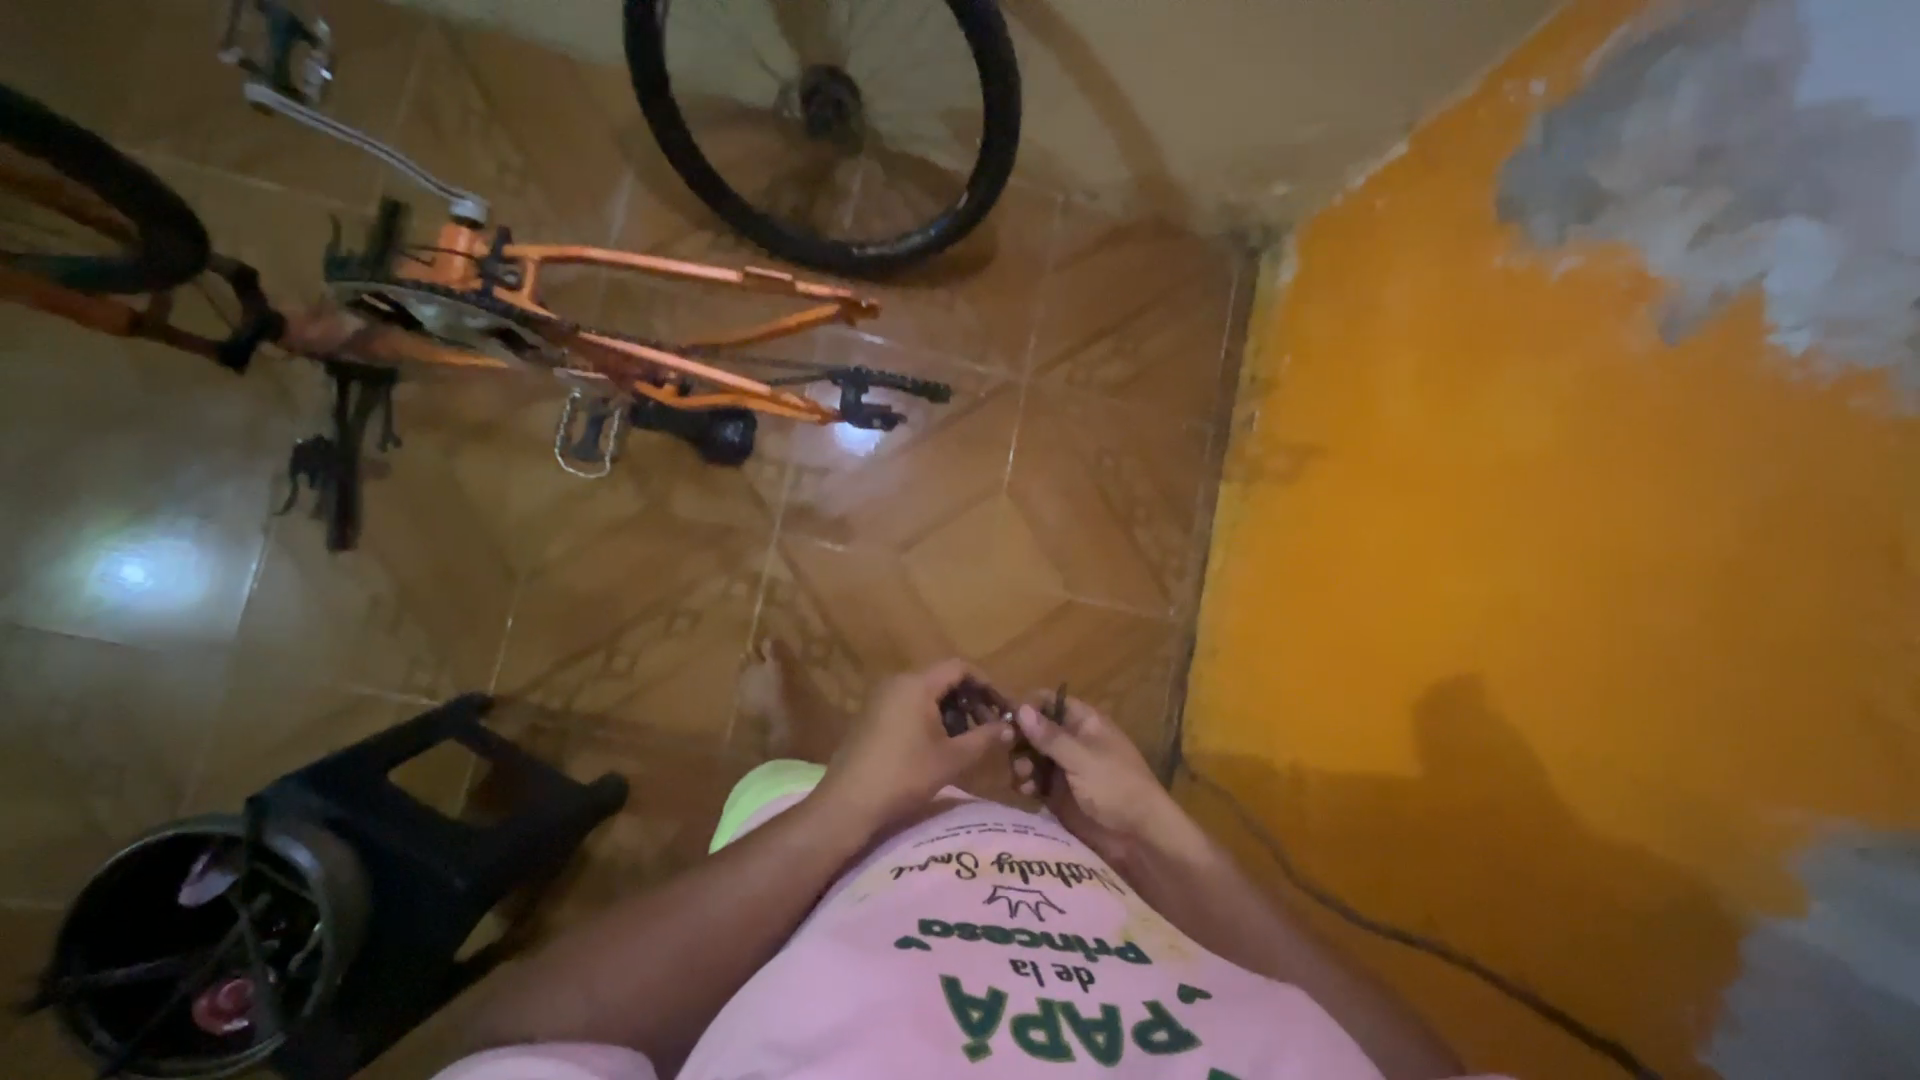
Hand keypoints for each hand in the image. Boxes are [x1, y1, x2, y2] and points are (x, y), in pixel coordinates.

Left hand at [815, 660, 1013, 833]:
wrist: (849, 802)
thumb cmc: (905, 775)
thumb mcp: (952, 758)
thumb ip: (985, 738)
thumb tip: (1010, 727)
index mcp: (917, 684)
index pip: (959, 667)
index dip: (986, 684)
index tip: (1002, 707)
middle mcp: (897, 682)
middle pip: (942, 679)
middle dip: (970, 700)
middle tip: (989, 727)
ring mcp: (880, 699)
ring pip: (925, 694)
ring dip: (951, 711)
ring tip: (967, 739)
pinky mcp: (871, 716)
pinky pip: (908, 705)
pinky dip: (929, 717)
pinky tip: (939, 745)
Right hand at [1013, 695, 1180, 861]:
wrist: (1139, 836)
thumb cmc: (1116, 787)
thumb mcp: (1083, 758)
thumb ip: (1050, 736)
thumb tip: (1020, 707)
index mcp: (1085, 724)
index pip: (1051, 702)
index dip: (1029, 706)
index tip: (1007, 716)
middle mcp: (1073, 742)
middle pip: (1037, 730)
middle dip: (1021, 738)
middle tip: (1007, 748)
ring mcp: (1066, 769)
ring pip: (1033, 756)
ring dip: (1022, 762)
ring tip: (1021, 775)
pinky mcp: (1060, 795)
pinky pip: (1036, 782)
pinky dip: (1027, 783)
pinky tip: (1025, 791)